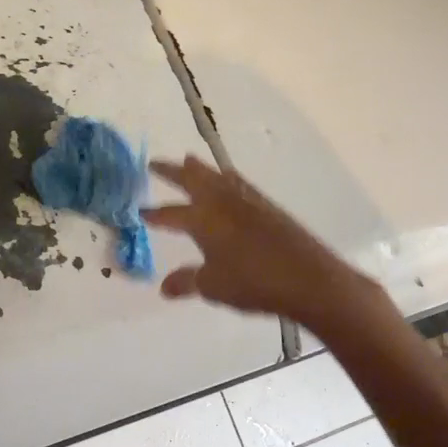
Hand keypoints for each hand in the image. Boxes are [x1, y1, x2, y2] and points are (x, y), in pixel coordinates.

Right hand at [143, 155, 372, 317]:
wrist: (307, 277)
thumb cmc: (253, 282)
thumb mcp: (213, 287)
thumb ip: (186, 282)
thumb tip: (163, 287)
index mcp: (201, 218)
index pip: (169, 214)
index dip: (154, 214)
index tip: (140, 212)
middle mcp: (219, 201)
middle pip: (189, 179)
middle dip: (170, 171)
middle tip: (154, 163)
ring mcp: (244, 199)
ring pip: (214, 175)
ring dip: (199, 168)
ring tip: (189, 159)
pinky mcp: (265, 204)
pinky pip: (236, 181)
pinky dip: (225, 176)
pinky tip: (228, 177)